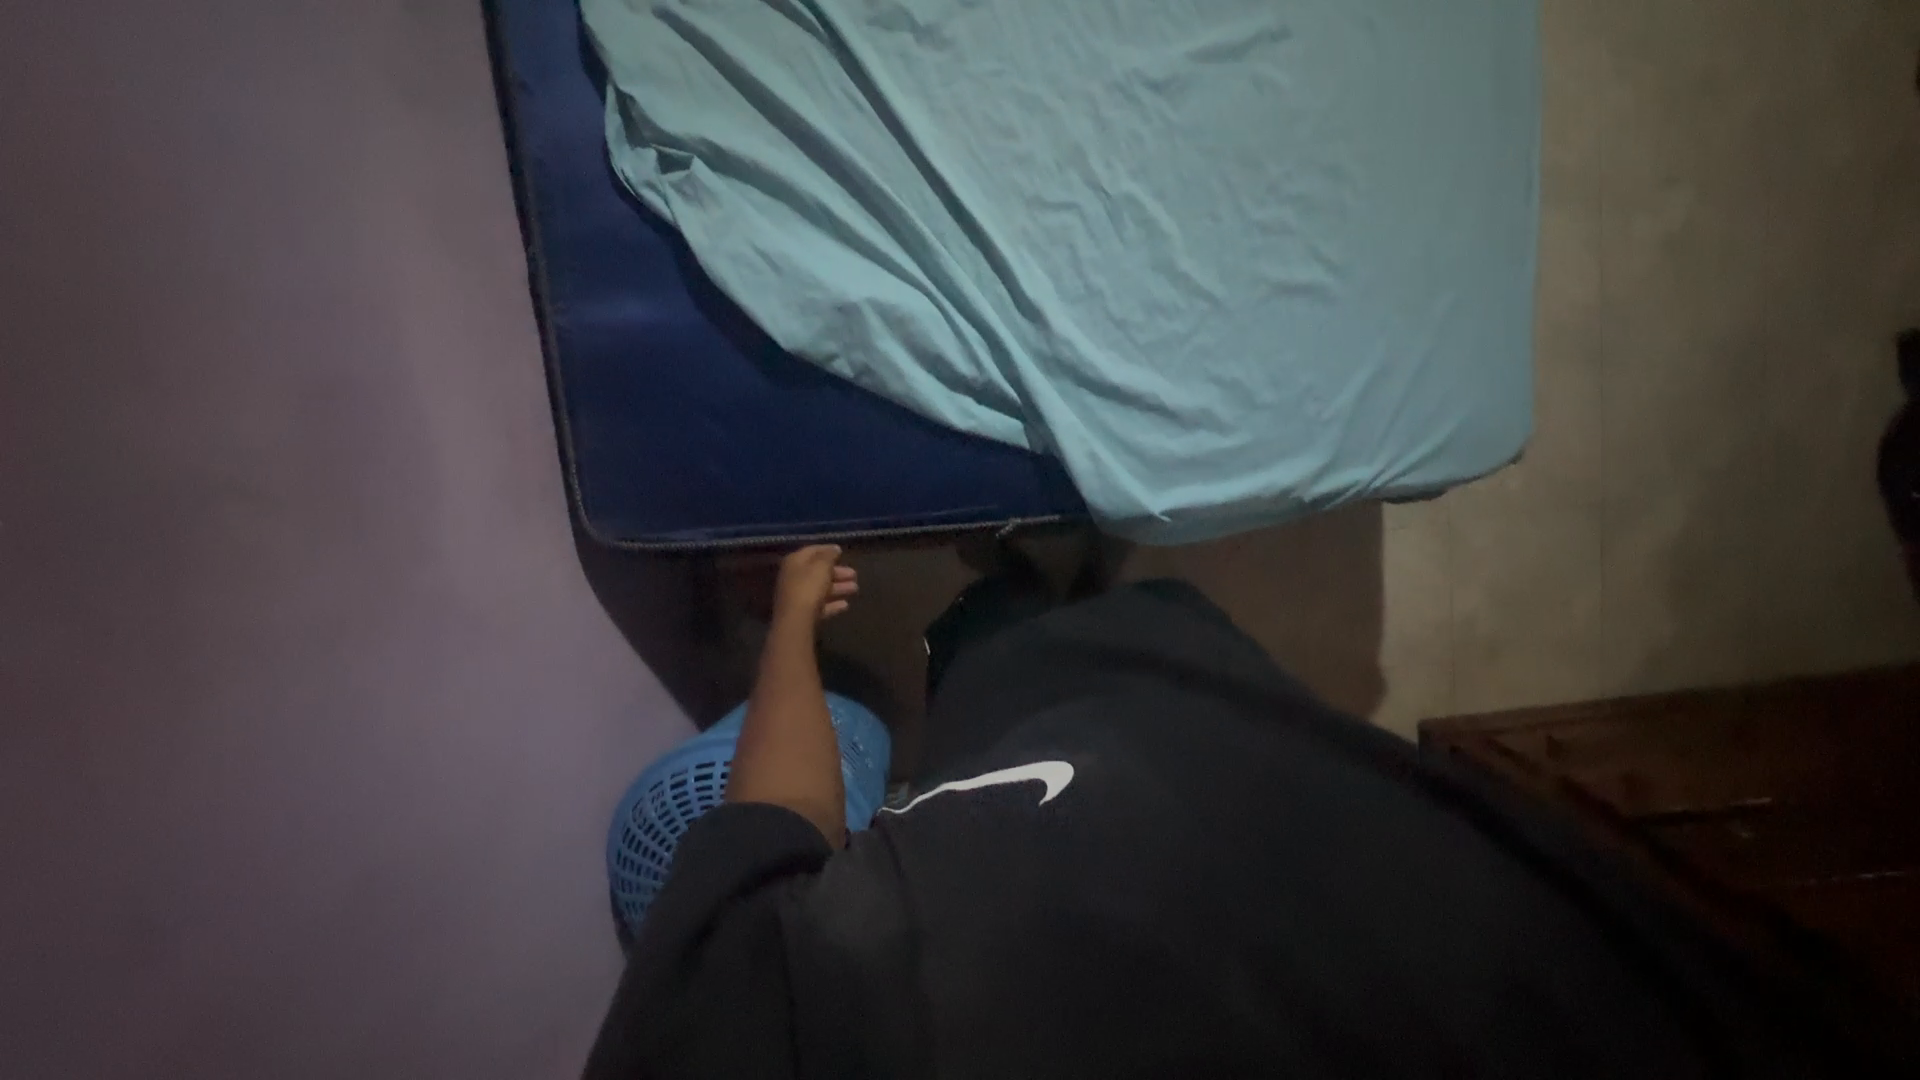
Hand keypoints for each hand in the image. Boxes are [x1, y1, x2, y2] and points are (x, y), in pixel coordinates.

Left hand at [773, 545, 857, 623]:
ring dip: (838, 588)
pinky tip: (845, 605)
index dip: (827, 550)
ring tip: (855, 589)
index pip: (812, 551)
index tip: (842, 552)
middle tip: (854, 574)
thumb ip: (829, 555)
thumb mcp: (822, 566)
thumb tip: (834, 548)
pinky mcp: (801, 613)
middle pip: (817, 571)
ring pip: (820, 588)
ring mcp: (796, 596)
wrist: (796, 620)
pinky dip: (832, 604)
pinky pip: (819, 605)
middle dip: (837, 572)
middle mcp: (793, 576)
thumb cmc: (809, 587)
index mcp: (795, 561)